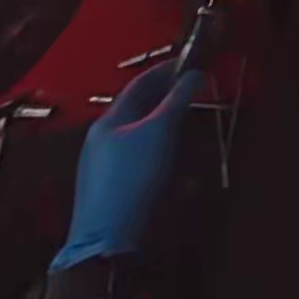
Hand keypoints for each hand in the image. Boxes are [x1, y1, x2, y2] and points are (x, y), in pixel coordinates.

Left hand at [51, 60, 204, 271]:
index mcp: (108, 120)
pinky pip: (142, 151)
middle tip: (196, 86)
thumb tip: (196, 72)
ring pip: (143, 129)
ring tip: (191, 115)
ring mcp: (105, 163)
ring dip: (168, 118)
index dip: (167, 67)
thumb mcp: (162, 129)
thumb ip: (179, 97)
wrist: (109, 239)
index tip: (192, 59)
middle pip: (141, 105)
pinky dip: (161, 141)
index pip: (140, 82)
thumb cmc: (135, 174)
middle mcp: (103, 137)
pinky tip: (176, 149)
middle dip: (170, 94)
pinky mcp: (114, 184)